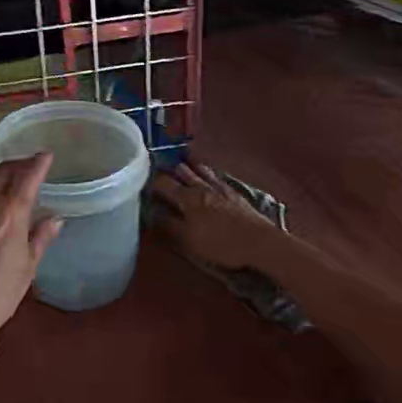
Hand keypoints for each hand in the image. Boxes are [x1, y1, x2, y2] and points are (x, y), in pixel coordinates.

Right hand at [147, 158, 280, 270]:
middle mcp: (201, 188)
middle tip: (157, 163)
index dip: (150, 180)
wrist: (262, 243)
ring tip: (181, 159)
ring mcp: (220, 189)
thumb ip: (168, 225)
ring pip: (200, 171)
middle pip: (182, 173)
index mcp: (187, 198)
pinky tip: (208, 172)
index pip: (163, 183)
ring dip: (189, 165)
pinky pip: (217, 177)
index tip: (139, 177)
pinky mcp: (235, 194)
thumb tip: (149, 213)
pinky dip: (208, 172)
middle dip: (168, 168)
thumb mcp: (188, 240)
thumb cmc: (221, 243)